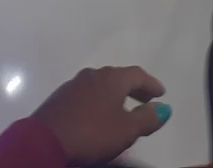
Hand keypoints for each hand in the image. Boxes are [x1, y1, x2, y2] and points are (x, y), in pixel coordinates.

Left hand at [29, 65, 168, 165]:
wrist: (47, 139)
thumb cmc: (92, 132)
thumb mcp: (126, 130)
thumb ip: (147, 118)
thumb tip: (164, 108)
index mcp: (111, 78)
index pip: (136, 74)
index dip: (151, 83)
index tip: (162, 93)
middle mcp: (93, 74)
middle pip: (119, 77)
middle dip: (135, 87)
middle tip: (148, 98)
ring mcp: (75, 83)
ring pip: (102, 84)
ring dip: (117, 93)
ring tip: (126, 106)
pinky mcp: (63, 96)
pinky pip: (89, 92)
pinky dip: (101, 98)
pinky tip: (101, 111)